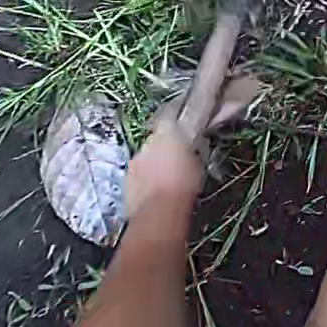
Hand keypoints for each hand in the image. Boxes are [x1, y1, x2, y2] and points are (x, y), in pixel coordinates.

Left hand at [124, 74, 263, 222]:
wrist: (159, 211)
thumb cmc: (186, 183)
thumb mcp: (200, 161)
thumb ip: (196, 146)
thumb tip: (198, 141)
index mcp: (167, 132)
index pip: (171, 115)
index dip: (178, 119)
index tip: (186, 125)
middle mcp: (147, 141)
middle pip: (158, 137)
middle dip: (167, 144)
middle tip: (180, 155)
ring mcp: (135, 160)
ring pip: (147, 155)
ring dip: (156, 160)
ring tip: (169, 174)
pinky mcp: (127, 178)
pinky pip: (139, 171)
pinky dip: (147, 175)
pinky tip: (157, 187)